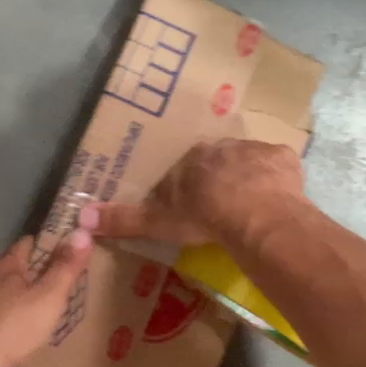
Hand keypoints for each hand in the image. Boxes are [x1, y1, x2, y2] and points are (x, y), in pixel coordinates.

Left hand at [0, 228, 93, 366]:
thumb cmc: (16, 327)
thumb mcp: (49, 297)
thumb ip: (66, 267)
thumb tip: (83, 232)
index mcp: (4, 264)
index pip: (29, 242)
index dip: (50, 245)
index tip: (67, 255)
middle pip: (15, 265)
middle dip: (35, 271)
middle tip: (58, 285)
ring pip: (2, 287)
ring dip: (19, 292)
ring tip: (39, 307)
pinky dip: (6, 310)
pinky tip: (15, 326)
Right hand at [83, 138, 306, 249]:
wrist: (255, 215)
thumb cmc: (203, 214)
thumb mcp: (158, 221)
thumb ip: (123, 219)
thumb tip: (81, 217)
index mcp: (193, 156)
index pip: (187, 166)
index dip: (190, 183)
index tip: (193, 202)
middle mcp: (223, 145)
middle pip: (219, 160)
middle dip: (219, 177)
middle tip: (222, 205)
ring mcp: (256, 150)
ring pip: (250, 162)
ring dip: (250, 178)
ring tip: (252, 207)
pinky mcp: (284, 160)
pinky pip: (280, 168)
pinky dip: (279, 182)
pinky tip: (279, 201)